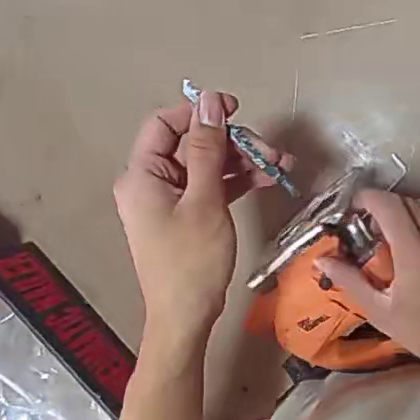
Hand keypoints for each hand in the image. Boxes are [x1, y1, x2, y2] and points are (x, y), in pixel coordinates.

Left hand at [114, 90, 293, 348]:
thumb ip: (207, 148)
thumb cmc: (191, 263)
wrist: (185, 317)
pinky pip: (207, 188)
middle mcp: (148, 183)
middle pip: (189, 144)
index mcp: (141, 175)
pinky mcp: (182, 217)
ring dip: (240, 163)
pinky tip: (265, 180)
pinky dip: (233, 183)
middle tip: (268, 151)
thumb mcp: (204, 199)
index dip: (200, 113)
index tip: (236, 112)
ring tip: (278, 166)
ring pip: (204, 166)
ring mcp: (165, 201)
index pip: (165, 124)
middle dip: (232, 143)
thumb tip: (210, 102)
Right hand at [314, 191, 419, 387]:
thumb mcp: (381, 312)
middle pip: (408, 202)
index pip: (390, 206)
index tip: (351, 206)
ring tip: (385, 235)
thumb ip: (351, 281)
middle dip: (383, 205)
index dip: (368, 198)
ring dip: (402, 213)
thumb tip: (322, 261)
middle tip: (364, 224)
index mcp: (416, 253)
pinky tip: (410, 247)